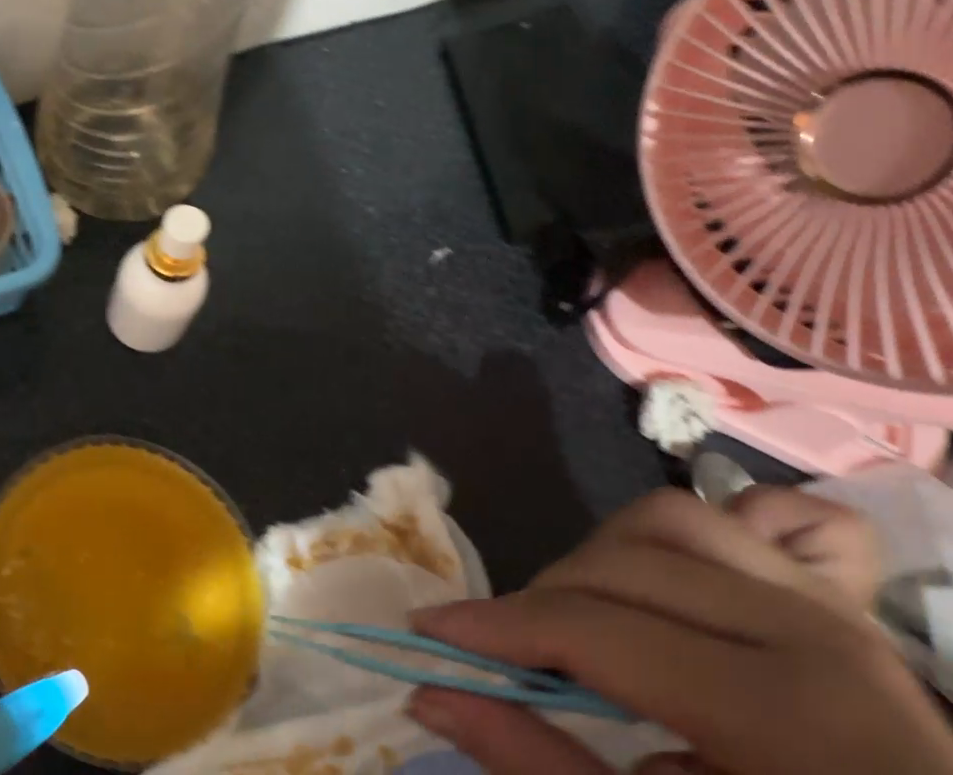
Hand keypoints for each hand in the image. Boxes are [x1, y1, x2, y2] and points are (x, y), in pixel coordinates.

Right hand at [406, 488, 952, 774]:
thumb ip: (540, 763)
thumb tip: (430, 695)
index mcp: (791, 713)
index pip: (595, 629)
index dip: (494, 626)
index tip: (425, 632)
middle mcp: (819, 635)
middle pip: (621, 565)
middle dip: (539, 601)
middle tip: (504, 651)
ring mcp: (840, 608)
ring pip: (673, 520)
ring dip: (598, 559)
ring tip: (576, 618)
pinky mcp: (846, 603)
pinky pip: (751, 521)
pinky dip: (682, 536)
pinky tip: (659, 582)